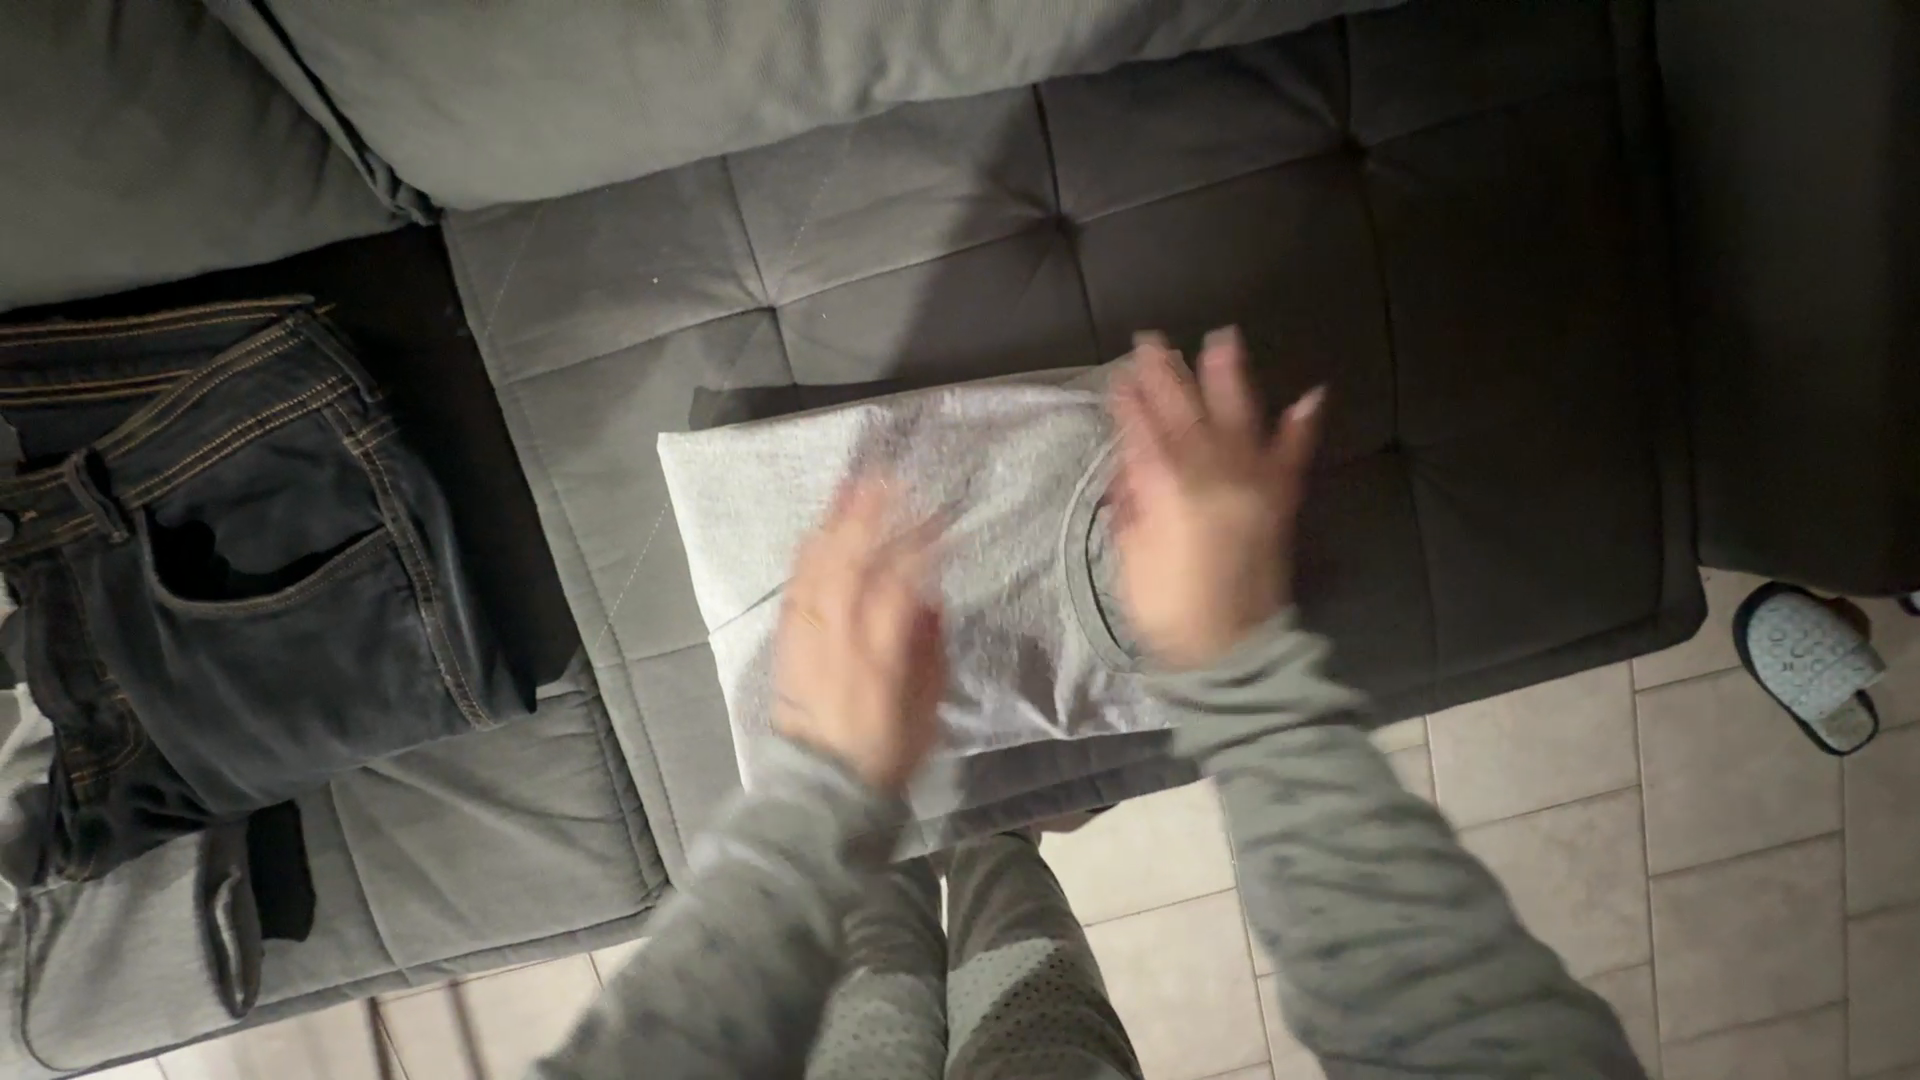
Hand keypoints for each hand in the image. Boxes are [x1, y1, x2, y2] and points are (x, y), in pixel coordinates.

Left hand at [772, 473, 946, 793]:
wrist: (821, 787)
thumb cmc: (886, 750)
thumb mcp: (928, 707)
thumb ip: (931, 649)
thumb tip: (931, 598)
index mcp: (880, 655)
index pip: (900, 584)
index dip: (919, 545)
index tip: (938, 519)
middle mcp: (838, 638)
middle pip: (850, 564)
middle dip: (869, 515)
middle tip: (887, 478)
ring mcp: (807, 638)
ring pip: (817, 569)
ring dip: (835, 523)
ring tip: (850, 487)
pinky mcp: (787, 643)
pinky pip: (794, 588)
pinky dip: (807, 554)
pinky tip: (817, 531)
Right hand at [1106, 326, 1323, 669]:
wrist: (1230, 651)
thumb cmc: (1166, 610)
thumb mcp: (1130, 559)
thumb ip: (1131, 507)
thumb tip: (1130, 466)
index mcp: (1169, 496)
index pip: (1144, 437)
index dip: (1130, 404)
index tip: (1120, 374)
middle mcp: (1212, 480)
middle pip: (1186, 418)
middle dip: (1168, 377)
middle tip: (1152, 341)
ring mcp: (1251, 487)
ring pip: (1237, 422)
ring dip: (1229, 380)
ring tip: (1223, 340)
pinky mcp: (1280, 503)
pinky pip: (1291, 460)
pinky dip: (1301, 429)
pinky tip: (1310, 397)